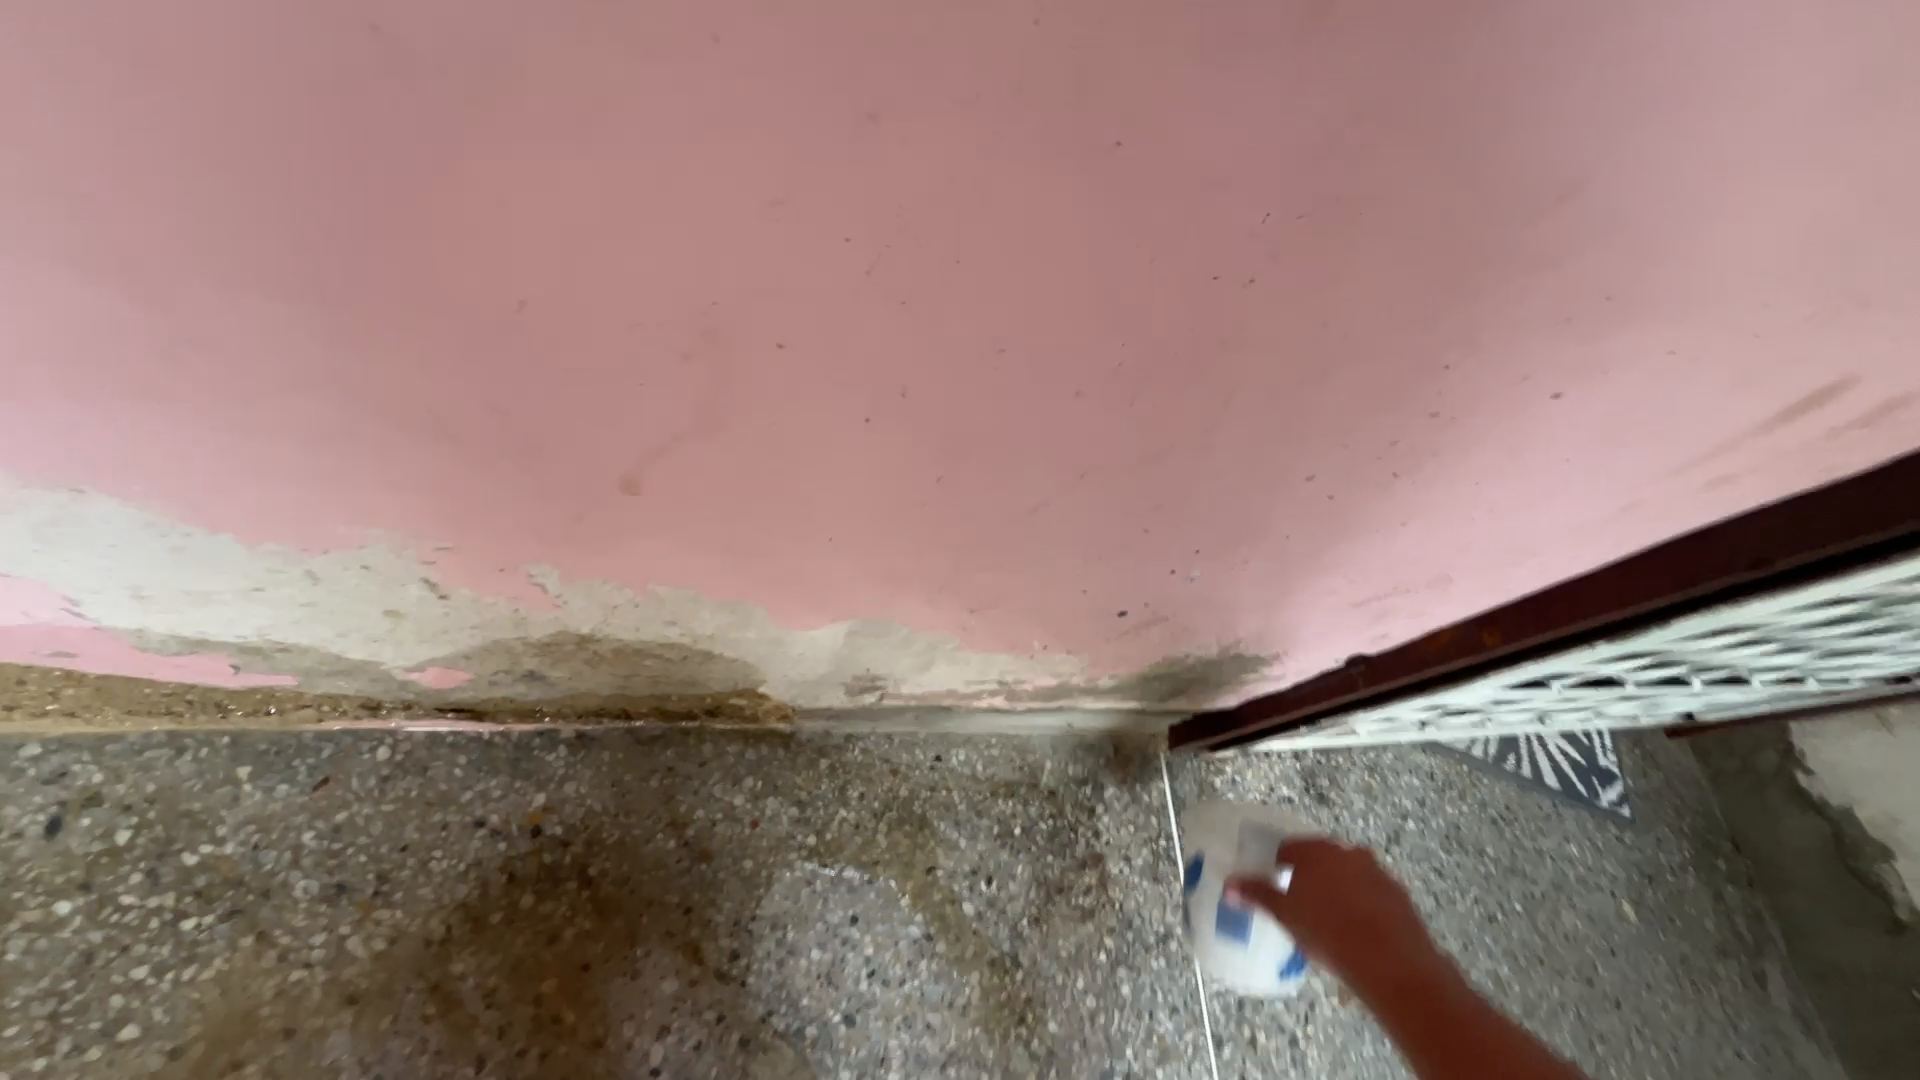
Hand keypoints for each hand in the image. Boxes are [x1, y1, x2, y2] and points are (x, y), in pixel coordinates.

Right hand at [1224, 838, 1456, 994]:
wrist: (1391, 962)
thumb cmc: (1327, 931)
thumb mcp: (1284, 915)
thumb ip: (1257, 895)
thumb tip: (1229, 885)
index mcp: (1314, 851)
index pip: (1287, 849)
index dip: (1278, 866)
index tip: (1275, 885)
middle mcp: (1346, 852)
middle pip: (1321, 859)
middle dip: (1311, 875)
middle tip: (1302, 903)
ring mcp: (1377, 872)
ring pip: (1349, 875)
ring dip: (1340, 889)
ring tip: (1332, 920)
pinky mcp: (1400, 896)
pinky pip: (1373, 894)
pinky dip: (1364, 905)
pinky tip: (1359, 931)